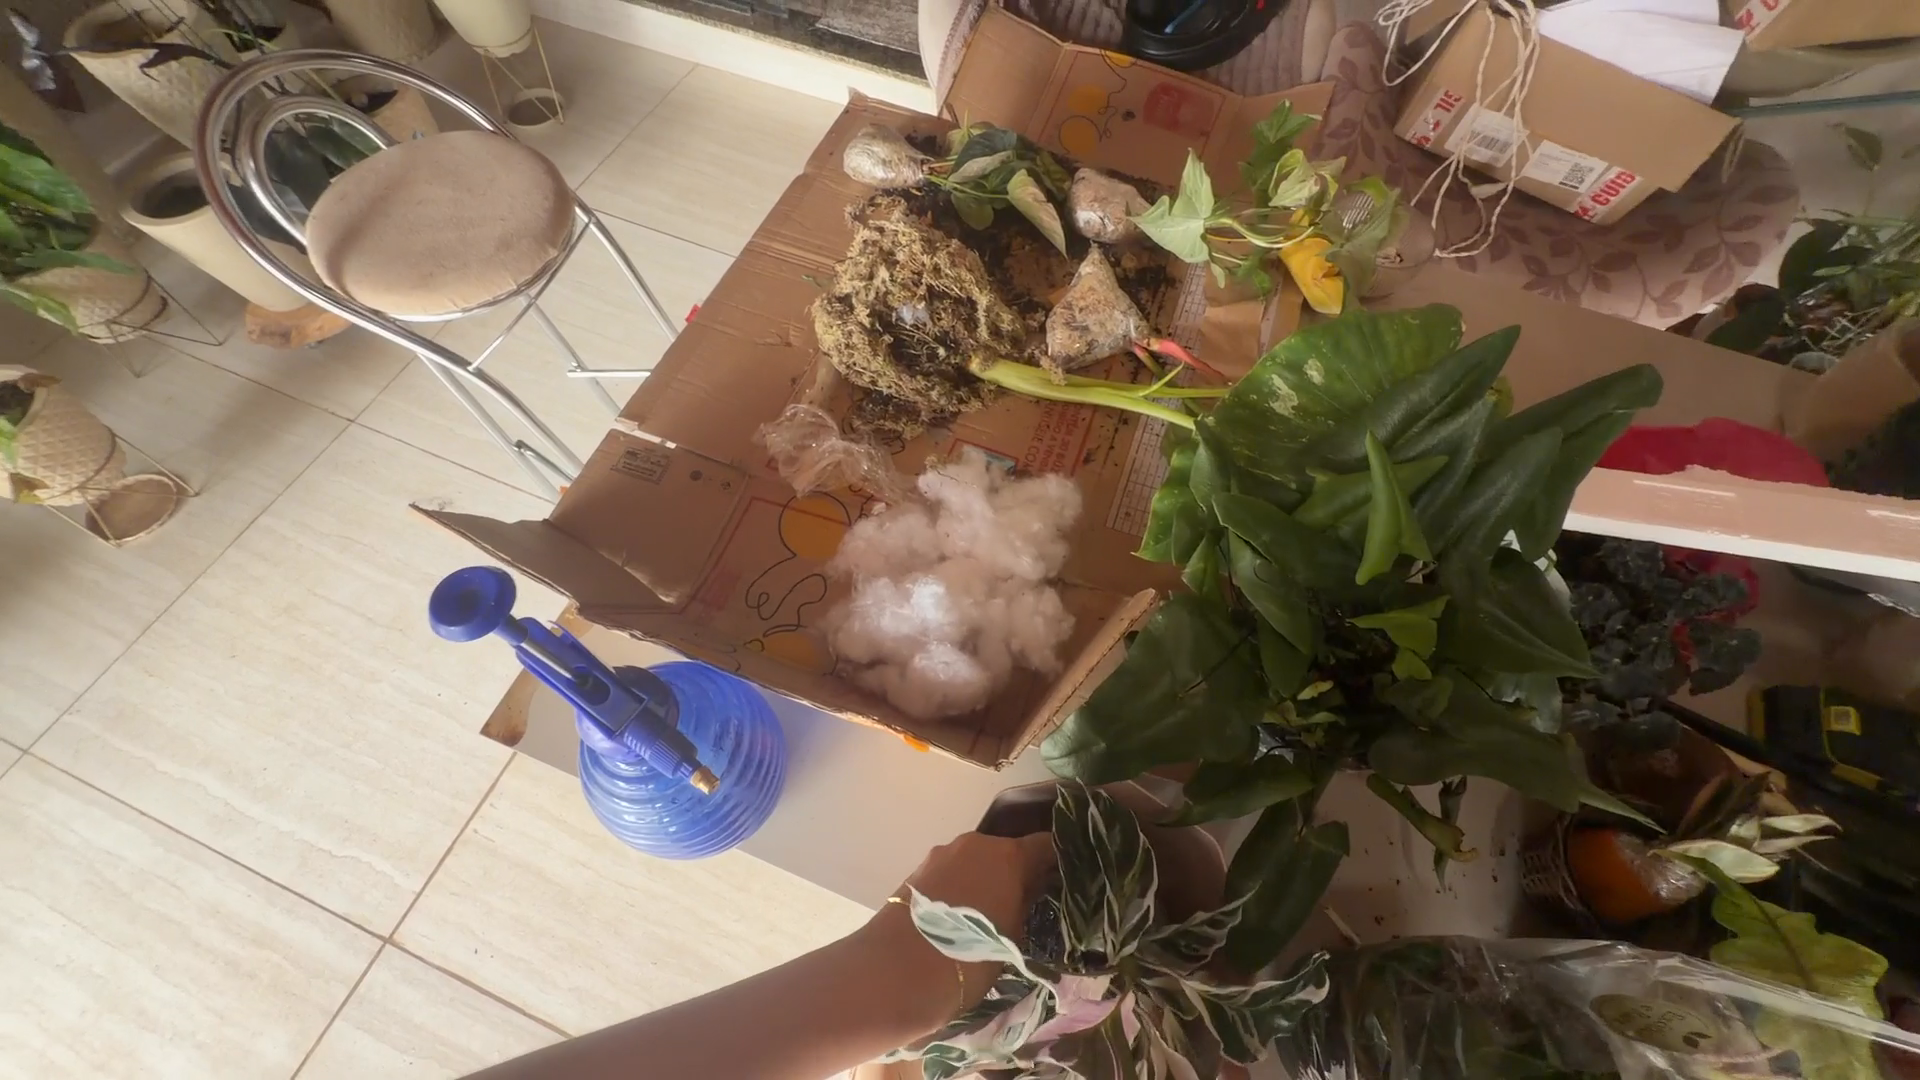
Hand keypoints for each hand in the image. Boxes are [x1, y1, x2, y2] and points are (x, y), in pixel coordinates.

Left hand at [858, 831, 1055, 1028]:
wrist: (898, 971)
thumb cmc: (969, 958)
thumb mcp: (1013, 938)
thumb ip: (1024, 905)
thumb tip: (1030, 891)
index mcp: (1007, 855)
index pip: (1045, 845)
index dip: (1055, 862)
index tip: (1061, 881)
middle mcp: (976, 843)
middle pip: (1006, 851)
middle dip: (1016, 873)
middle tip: (1023, 905)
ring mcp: (944, 852)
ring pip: (976, 861)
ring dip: (985, 879)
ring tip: (986, 915)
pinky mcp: (920, 868)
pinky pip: (952, 872)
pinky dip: (960, 887)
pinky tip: (958, 917)